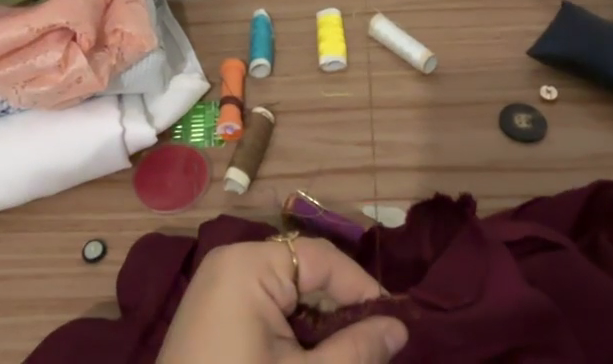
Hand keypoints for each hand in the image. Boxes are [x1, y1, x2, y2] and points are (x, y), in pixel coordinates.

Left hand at [157, 236, 407, 362]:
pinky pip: (265, 303)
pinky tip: (311, 356)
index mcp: (249, 265)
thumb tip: (400, 326)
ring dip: (319, 321)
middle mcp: (231, 261)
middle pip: (304, 270)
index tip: (398, 325)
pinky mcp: (212, 311)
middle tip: (378, 345)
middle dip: (341, 308)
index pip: (322, 258)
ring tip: (349, 353)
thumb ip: (356, 349)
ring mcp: (217, 285)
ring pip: (287, 290)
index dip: (363, 289)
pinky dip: (292, 328)